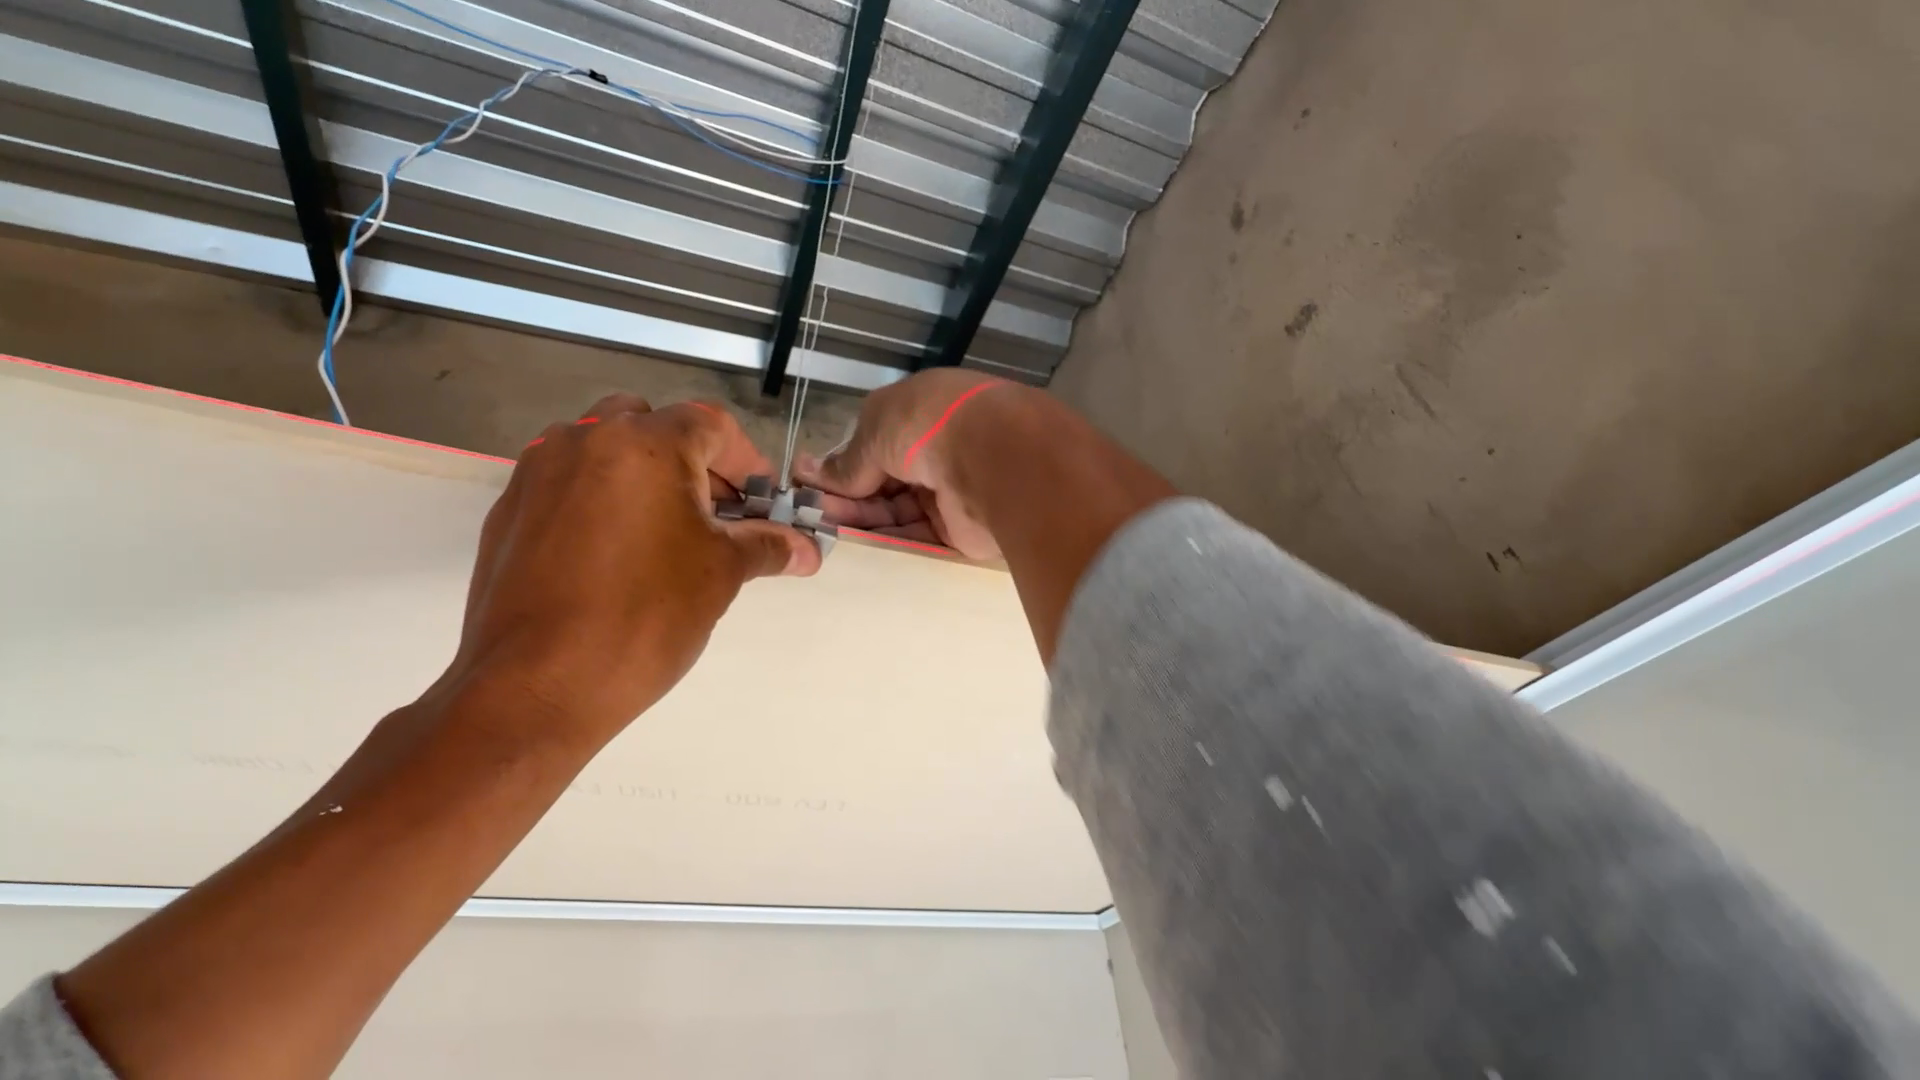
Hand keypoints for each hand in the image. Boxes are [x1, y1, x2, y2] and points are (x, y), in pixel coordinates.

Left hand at [437, 394, 821, 747]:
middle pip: (653, 425)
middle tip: (712, 515)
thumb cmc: (645, 617)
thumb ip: (765, 546)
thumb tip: (806, 549)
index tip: (760, 504)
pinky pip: (567, 485)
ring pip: (604, 451)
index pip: (712, 424)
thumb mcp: (720, 575)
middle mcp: (586, 439)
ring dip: (642, 477)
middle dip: (691, 462)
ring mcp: (538, 472)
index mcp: (646, 443)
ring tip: (662, 535)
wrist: (537, 685)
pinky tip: (612, 558)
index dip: (747, 461)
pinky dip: (599, 502)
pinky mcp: (509, 510)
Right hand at [795, 369, 1009, 558]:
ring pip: (898, 509)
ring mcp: (951, 490)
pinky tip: (852, 549)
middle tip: (809, 513)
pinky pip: (915, 537)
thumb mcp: (875, 430)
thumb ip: (848, 460)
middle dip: (847, 494)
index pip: (877, 441)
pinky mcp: (960, 529)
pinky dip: (885, 541)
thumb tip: (811, 472)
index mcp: (923, 412)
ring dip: (861, 519)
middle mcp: (939, 449)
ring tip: (821, 531)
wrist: (994, 458)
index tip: (811, 482)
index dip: (845, 462)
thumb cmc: (927, 426)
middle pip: (885, 479)